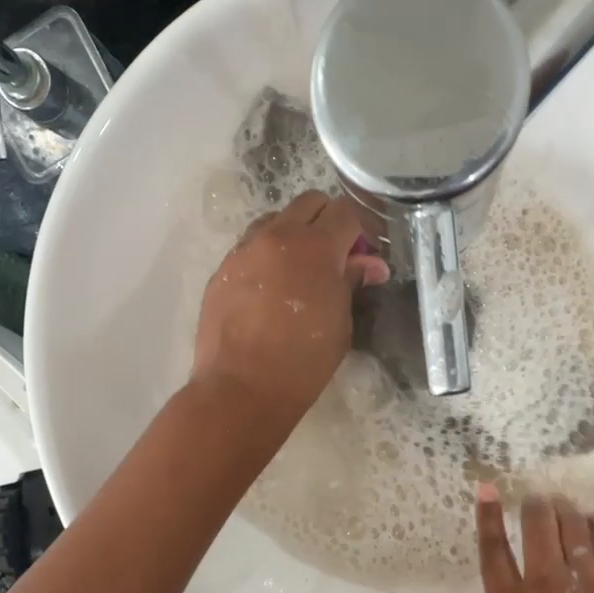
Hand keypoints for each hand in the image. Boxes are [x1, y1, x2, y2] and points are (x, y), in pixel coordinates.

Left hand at [192, 191, 389, 424]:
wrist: (242, 387)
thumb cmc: (303, 362)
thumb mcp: (339, 324)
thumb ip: (351, 284)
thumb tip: (371, 264)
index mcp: (316, 247)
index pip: (345, 213)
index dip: (360, 230)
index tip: (364, 254)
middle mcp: (278, 236)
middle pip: (309, 204)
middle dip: (327, 222)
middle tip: (335, 257)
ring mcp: (245, 250)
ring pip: (275, 220)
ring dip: (294, 234)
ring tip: (300, 272)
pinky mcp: (223, 269)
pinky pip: (250, 247)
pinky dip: (268, 256)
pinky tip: (271, 290)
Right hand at [411, 486, 593, 592]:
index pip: (494, 548)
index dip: (488, 515)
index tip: (488, 489)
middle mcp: (547, 584)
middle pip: (538, 524)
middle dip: (533, 505)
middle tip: (532, 502)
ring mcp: (590, 584)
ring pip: (575, 526)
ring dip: (565, 511)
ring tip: (560, 509)